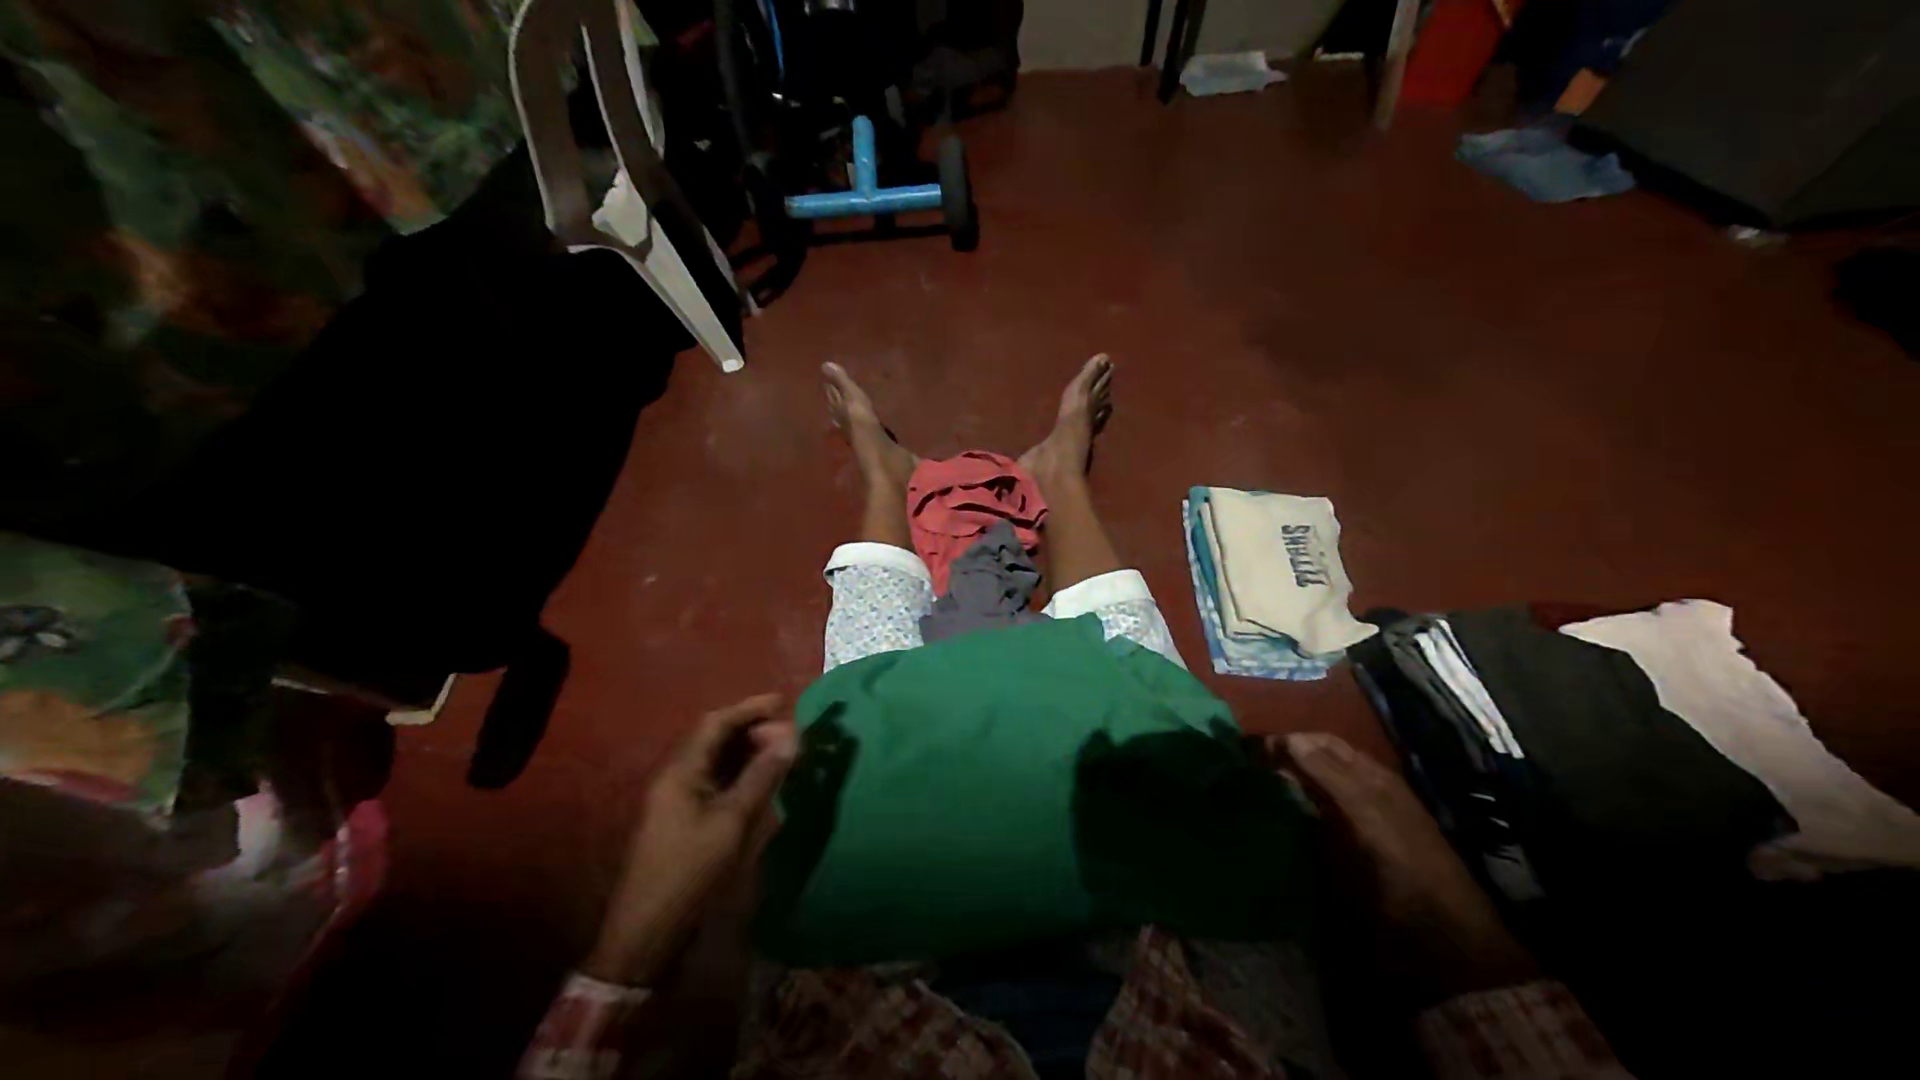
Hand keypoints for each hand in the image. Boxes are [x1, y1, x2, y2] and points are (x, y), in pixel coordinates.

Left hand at [582, 693, 797, 985]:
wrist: (647, 933)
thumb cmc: (689, 871)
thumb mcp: (732, 822)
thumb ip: (762, 776)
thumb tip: (793, 737)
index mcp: (681, 771)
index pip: (716, 724)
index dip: (750, 709)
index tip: (785, 702)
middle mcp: (677, 778)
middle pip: (717, 740)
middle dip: (754, 731)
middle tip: (791, 736)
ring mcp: (680, 801)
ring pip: (719, 763)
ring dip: (750, 753)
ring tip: (784, 754)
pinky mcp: (686, 822)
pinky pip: (718, 784)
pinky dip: (743, 776)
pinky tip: (765, 783)